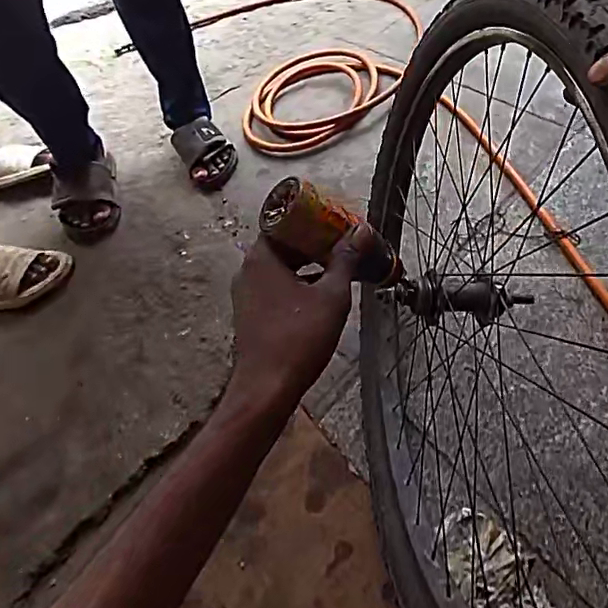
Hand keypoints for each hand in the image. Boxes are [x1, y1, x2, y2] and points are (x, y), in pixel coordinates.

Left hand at [227, 225, 369, 405]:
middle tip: (344, 242)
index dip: (312, 219)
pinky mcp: (252, 313)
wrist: (267, 389)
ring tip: (339, 264)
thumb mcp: (332, 295)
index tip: (337, 221)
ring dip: (309, 263)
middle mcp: (248, 271)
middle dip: (314, 242)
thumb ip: (346, 260)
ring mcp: (247, 294)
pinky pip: (277, 285)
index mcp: (261, 258)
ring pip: (281, 266)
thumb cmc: (299, 337)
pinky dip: (299, 282)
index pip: (284, 221)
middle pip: (283, 243)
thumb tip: (360, 232)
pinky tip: (323, 291)